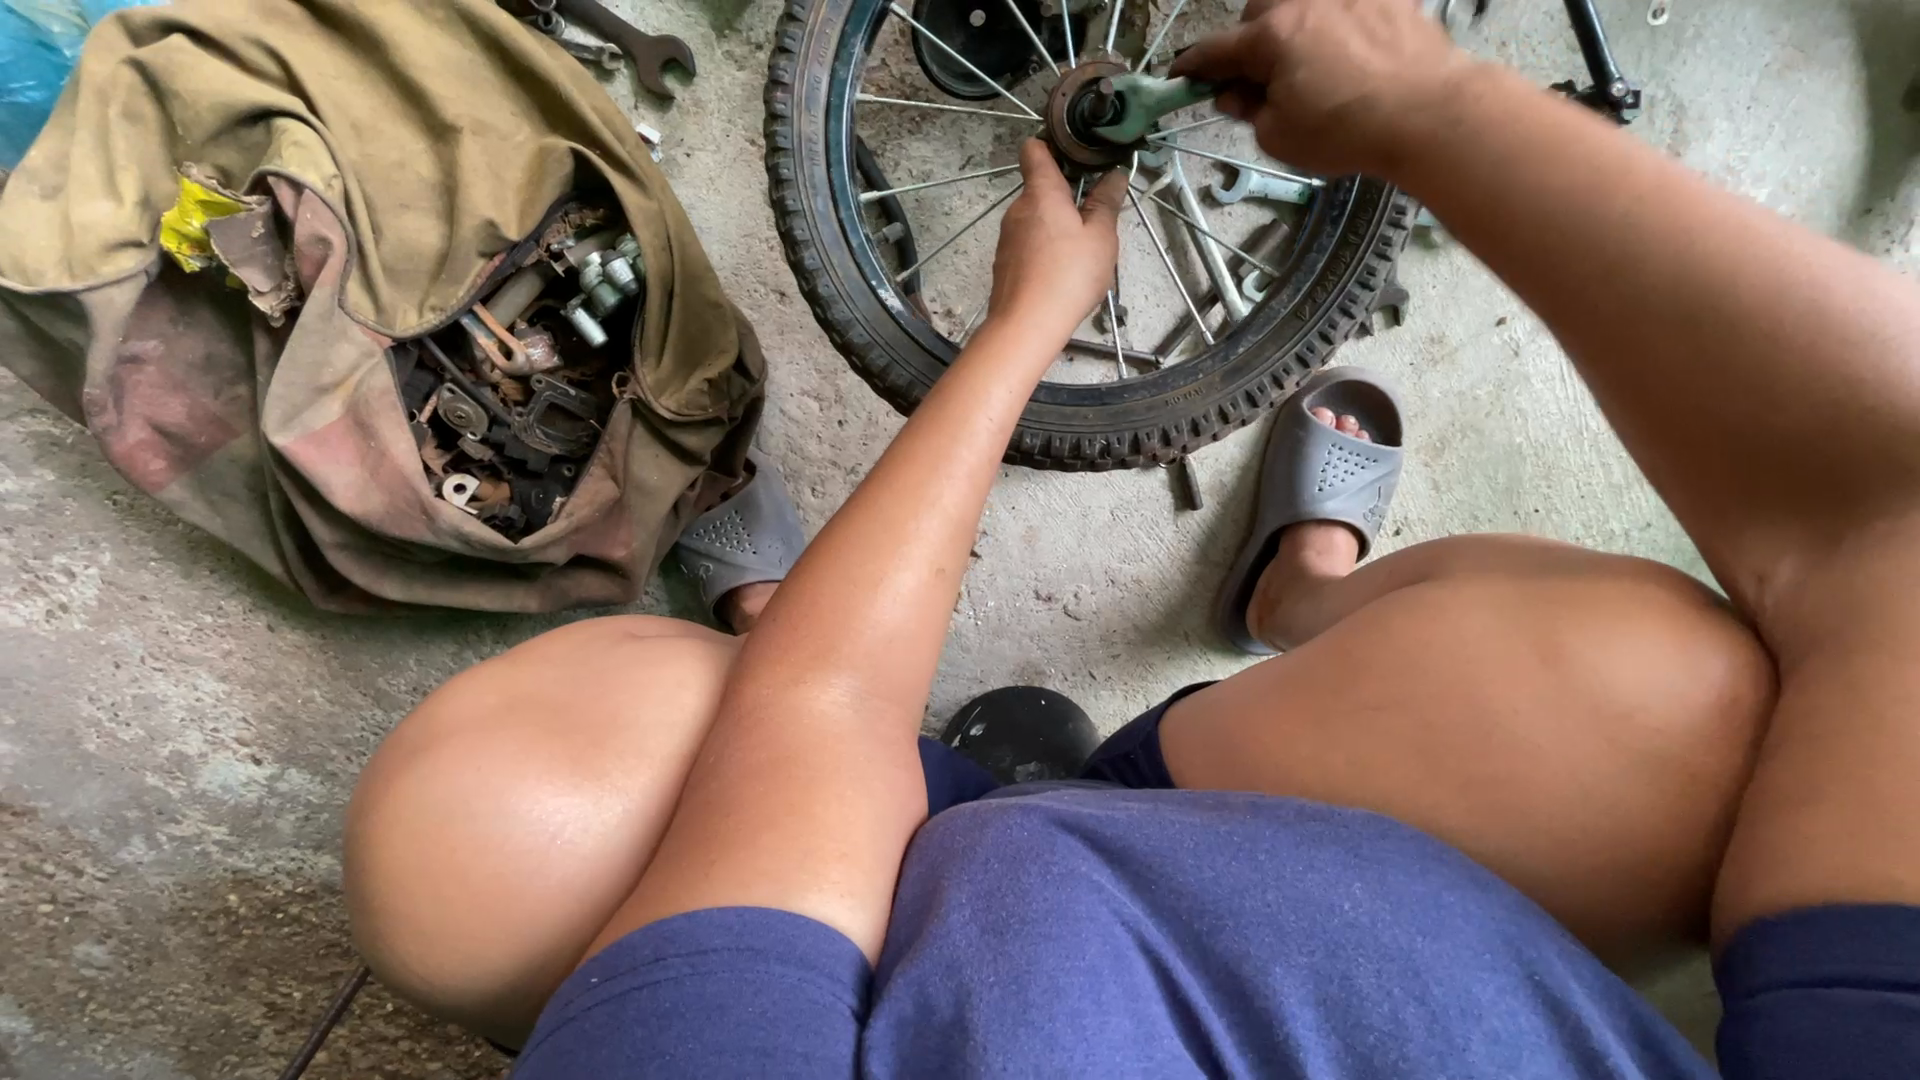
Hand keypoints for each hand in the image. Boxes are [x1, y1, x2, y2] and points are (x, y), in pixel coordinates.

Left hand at [984, 139, 1127, 340]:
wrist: (1026, 326)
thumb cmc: (1068, 277)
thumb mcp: (1101, 237)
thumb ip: (1106, 203)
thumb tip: (1115, 175)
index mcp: (1040, 192)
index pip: (1034, 149)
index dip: (1052, 145)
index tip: (1075, 155)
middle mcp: (1017, 210)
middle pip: (1039, 189)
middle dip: (1064, 196)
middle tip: (1092, 215)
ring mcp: (1007, 239)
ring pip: (1034, 220)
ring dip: (1056, 227)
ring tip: (1080, 251)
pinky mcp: (1004, 265)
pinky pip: (1027, 246)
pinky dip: (1043, 251)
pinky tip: (1061, 273)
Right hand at [1172, 0, 1469, 177]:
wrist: (1426, 112)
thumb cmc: (1342, 132)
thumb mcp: (1278, 136)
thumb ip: (1248, 109)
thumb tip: (1231, 93)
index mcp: (1272, 38)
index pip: (1216, 51)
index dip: (1192, 67)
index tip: (1179, 76)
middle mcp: (1306, 1)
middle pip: (1258, 11)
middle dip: (1249, 40)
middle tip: (1257, 77)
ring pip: (1299, 0)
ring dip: (1289, 24)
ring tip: (1303, 58)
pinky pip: (1343, 4)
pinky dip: (1332, 21)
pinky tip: (1344, 47)